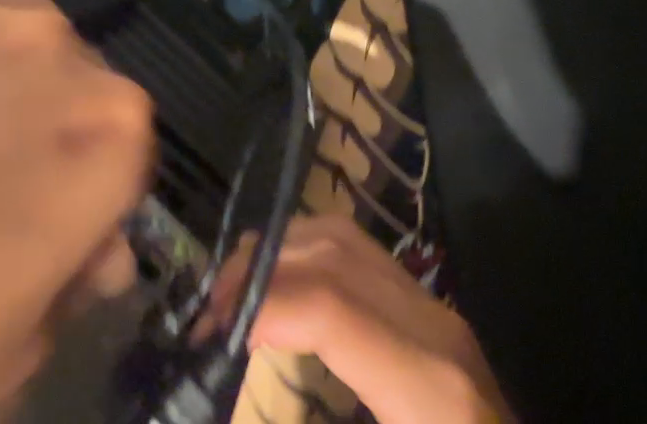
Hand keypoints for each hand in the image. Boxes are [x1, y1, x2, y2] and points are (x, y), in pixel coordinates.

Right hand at [207, 217, 513, 423]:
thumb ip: (302, 416)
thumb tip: (228, 406)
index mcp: (426, 384)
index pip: (329, 305)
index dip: (259, 306)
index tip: (211, 336)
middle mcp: (433, 327)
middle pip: (331, 257)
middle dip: (257, 271)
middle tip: (210, 310)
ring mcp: (435, 312)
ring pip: (345, 239)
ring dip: (280, 250)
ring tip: (237, 289)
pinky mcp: (432, 314)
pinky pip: (362, 253)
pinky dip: (308, 252)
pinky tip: (283, 283)